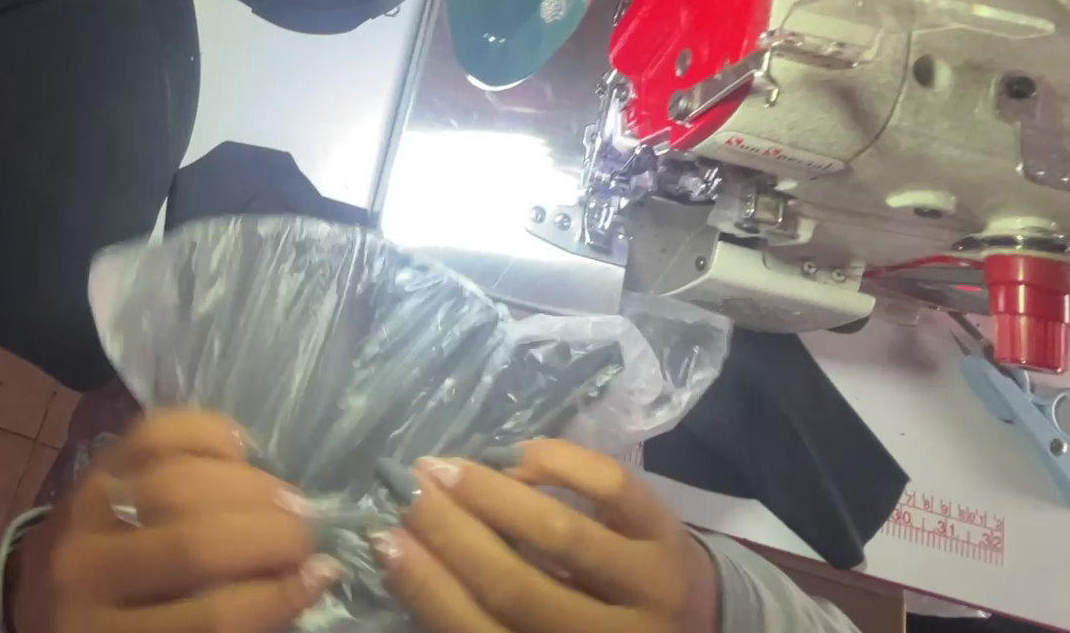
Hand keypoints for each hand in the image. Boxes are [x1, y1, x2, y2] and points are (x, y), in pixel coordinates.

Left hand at [10, 409, 338, 632]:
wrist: (30, 601)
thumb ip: (220, 620)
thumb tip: (309, 579)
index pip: (206, 620)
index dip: (274, 598)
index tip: (321, 575)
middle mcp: (86, 576)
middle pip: (192, 546)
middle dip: (267, 535)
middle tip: (308, 532)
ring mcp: (85, 509)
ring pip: (178, 484)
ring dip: (249, 486)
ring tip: (287, 497)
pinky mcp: (94, 463)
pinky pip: (157, 432)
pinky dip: (208, 432)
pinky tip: (243, 450)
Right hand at [374, 440, 719, 632]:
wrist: (686, 621)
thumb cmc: (584, 629)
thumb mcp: (534, 632)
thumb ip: (483, 608)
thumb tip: (405, 546)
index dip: (427, 585)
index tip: (383, 535)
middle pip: (516, 586)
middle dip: (449, 529)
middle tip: (408, 485)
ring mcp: (650, 589)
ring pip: (560, 536)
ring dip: (492, 494)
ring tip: (446, 465)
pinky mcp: (669, 536)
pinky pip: (607, 487)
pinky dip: (553, 463)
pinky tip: (513, 455)